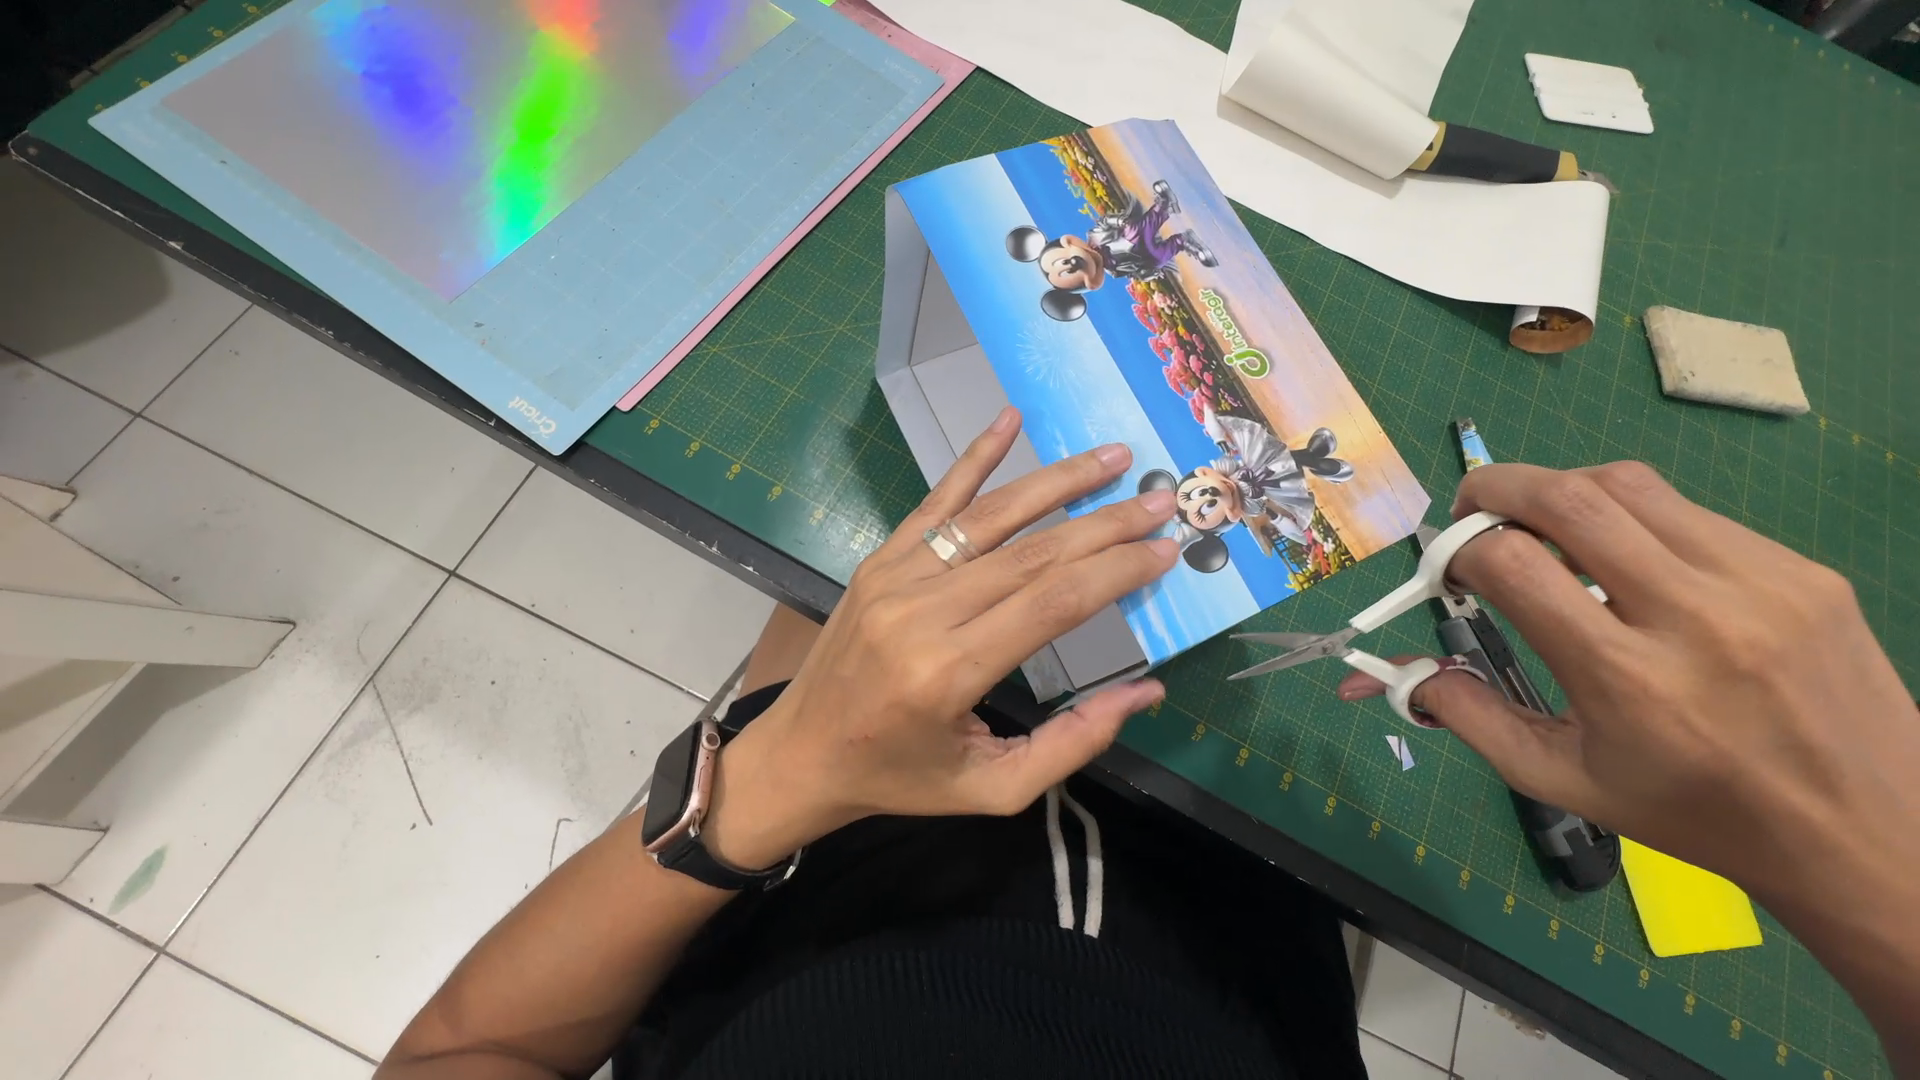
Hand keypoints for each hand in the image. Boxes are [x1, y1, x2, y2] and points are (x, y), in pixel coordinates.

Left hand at [702, 407, 1177, 869]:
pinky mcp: (878, 561)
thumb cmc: (899, 777)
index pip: (1052, 603)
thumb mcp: (990, 789)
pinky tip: (1009, 420)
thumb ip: (1071, 744)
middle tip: (1161, 500)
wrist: (800, 755)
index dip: (1115, 572)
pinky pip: (935, 504)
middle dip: (1105, 523)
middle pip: (1032, 554)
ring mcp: (895, 578)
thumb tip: (1147, 692)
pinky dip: (974, 459)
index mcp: (950, 672)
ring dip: (1056, 482)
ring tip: (1111, 457)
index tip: (1164, 550)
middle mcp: (922, 613)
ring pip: (989, 518)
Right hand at [1337, 463, 1919, 907]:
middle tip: (1471, 512)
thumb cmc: (1693, 813)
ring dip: (1560, 492)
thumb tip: (1399, 672)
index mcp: (1627, 678)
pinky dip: (1629, 518)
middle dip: (1494, 489)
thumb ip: (1467, 716)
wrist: (1877, 837)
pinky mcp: (1802, 570)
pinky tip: (1626, 561)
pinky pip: (1687, 511)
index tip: (1448, 573)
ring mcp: (1761, 583)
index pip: (1510, 563)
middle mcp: (1695, 616)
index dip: (1456, 551)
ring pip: (1627, 484)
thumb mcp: (1560, 779)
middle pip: (1568, 497)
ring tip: (1541, 528)